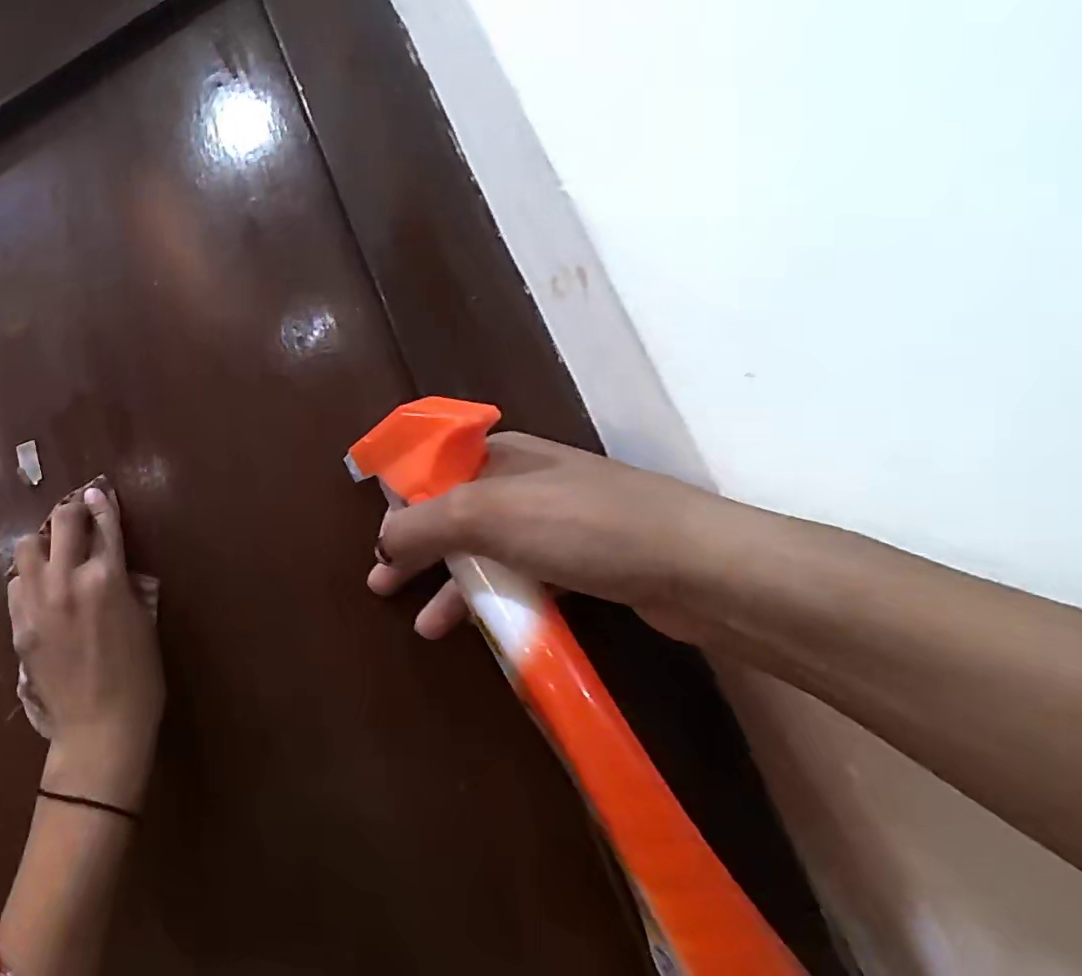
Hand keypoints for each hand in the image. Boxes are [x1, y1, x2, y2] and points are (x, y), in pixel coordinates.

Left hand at [9, 484, 164, 808]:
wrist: (99, 729)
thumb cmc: (138, 678)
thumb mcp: (144, 621)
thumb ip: (127, 583)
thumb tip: (113, 560)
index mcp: (107, 578)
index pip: (104, 524)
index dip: (103, 502)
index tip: (98, 490)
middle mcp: (67, 580)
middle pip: (62, 521)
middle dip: (72, 509)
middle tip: (78, 513)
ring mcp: (37, 602)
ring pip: (26, 546)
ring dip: (43, 541)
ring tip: (54, 553)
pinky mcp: (18, 625)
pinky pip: (15, 583)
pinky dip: (28, 576)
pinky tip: (40, 589)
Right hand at [367, 432, 740, 643]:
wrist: (703, 569)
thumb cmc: (582, 526)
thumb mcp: (486, 515)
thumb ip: (423, 525)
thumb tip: (380, 543)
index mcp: (497, 455)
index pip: (430, 470)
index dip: (399, 502)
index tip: (378, 540)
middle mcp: (521, 482)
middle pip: (450, 513)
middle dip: (414, 549)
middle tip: (382, 582)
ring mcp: (552, 523)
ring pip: (482, 549)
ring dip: (447, 583)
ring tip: (420, 621)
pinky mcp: (578, 562)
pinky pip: (517, 576)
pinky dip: (491, 598)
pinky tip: (474, 626)